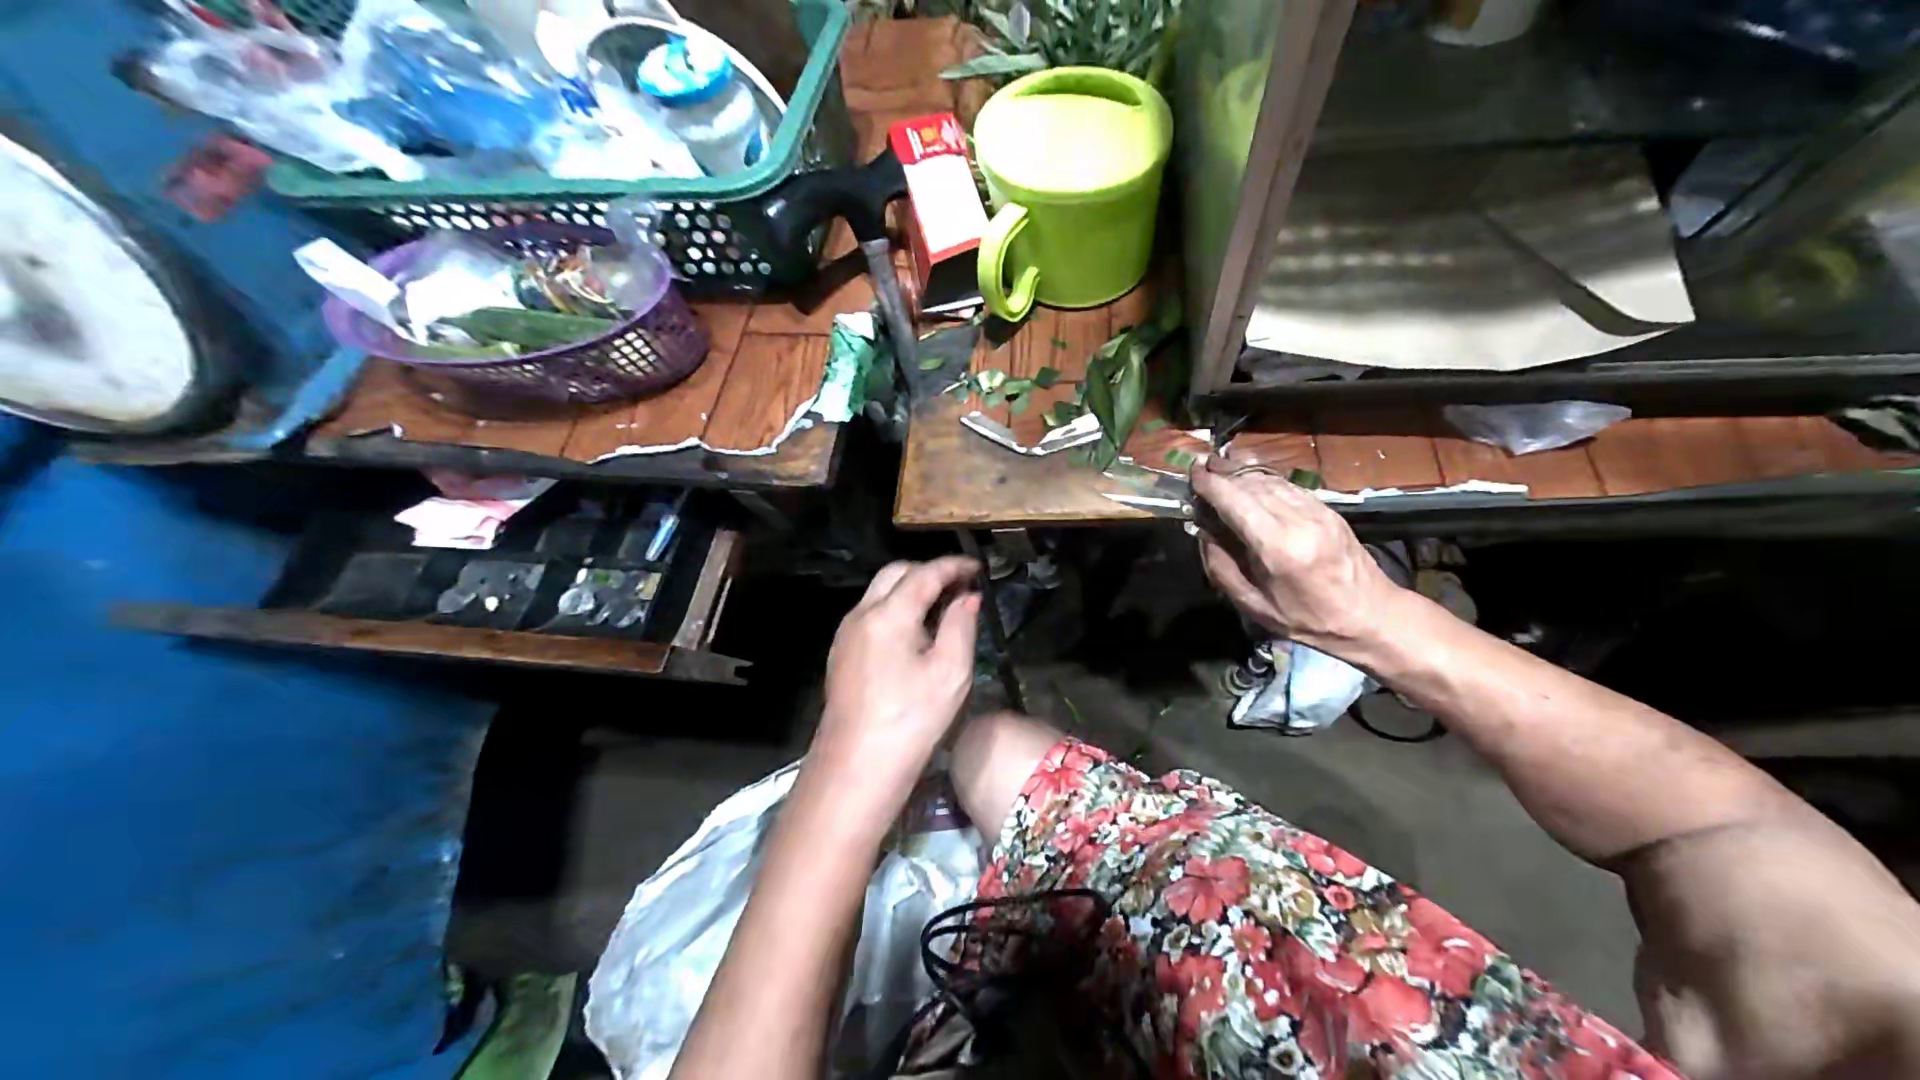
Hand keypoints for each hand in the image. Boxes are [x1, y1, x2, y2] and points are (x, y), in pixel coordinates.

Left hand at [813, 557, 981, 800]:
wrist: (857, 766)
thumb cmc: (912, 720)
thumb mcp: (950, 672)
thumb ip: (961, 624)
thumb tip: (967, 596)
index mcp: (889, 614)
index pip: (925, 573)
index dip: (954, 565)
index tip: (978, 567)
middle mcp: (861, 614)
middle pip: (896, 574)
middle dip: (929, 572)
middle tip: (960, 586)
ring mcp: (846, 633)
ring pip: (879, 593)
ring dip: (910, 590)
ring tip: (943, 607)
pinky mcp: (841, 653)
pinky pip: (870, 614)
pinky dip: (895, 608)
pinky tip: (915, 632)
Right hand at [1189, 452, 1401, 653]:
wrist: (1370, 615)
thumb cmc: (1306, 618)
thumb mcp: (1253, 604)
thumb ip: (1221, 566)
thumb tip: (1204, 532)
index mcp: (1278, 548)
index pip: (1236, 501)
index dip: (1210, 485)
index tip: (1192, 475)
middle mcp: (1299, 521)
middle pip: (1251, 485)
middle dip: (1222, 476)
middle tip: (1200, 473)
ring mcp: (1317, 511)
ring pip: (1270, 480)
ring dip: (1241, 475)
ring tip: (1219, 474)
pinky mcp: (1328, 509)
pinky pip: (1287, 486)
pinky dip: (1263, 482)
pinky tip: (1249, 486)